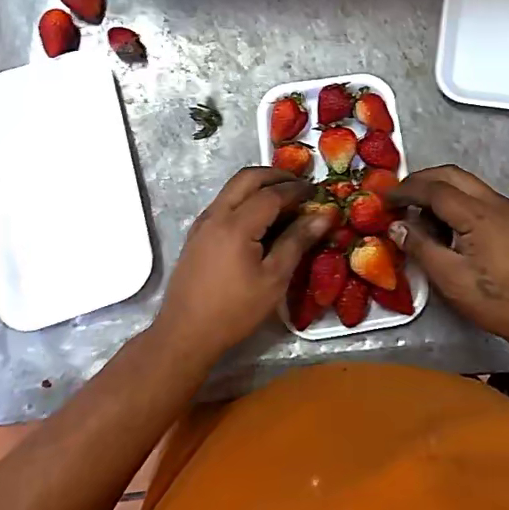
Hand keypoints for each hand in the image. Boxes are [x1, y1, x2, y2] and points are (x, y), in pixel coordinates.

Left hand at [154, 167, 331, 359]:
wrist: (185, 333)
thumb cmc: (234, 310)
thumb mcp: (274, 279)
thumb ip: (297, 242)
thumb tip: (323, 216)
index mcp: (236, 224)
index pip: (272, 193)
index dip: (297, 189)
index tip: (318, 191)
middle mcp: (216, 214)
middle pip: (248, 178)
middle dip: (276, 176)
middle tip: (301, 186)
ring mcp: (203, 223)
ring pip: (233, 188)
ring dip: (259, 185)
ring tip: (284, 199)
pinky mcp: (197, 234)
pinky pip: (224, 203)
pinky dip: (245, 198)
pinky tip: (260, 218)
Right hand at [385, 165, 508, 343]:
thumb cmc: (493, 299)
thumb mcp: (448, 276)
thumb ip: (419, 246)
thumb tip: (397, 226)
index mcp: (477, 213)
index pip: (434, 188)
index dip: (406, 190)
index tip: (385, 199)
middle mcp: (494, 202)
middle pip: (451, 175)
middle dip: (421, 181)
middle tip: (399, 197)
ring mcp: (506, 210)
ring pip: (465, 183)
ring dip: (438, 189)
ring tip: (417, 212)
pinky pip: (477, 196)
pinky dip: (455, 199)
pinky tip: (444, 224)